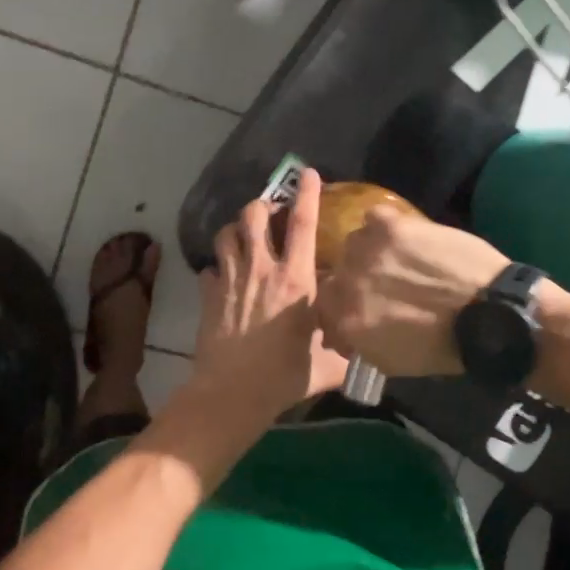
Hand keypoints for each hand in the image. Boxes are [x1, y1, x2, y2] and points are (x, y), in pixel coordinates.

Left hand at [184, 169, 341, 424]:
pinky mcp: (208, 295)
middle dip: (263, 206)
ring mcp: (231, 279)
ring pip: (227, 233)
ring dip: (237, 228)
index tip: (308, 174)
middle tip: (272, 214)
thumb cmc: (284, 377)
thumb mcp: (326, 365)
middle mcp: (261, 269)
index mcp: (296, 279)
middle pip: (254, 215)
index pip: (303, 223)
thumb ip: (345, 350)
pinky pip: (210, 266)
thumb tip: (361, 346)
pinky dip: (219, 265)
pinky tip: (226, 276)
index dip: (306, 193)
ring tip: (246, 236)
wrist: (231, 395)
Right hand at [317, 206, 510, 376]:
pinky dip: (385, 227)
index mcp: (345, 320)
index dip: (341, 305)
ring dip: (369, 252)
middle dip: (354, 279)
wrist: (492, 312)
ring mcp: (367, 250)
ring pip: (354, 243)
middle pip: (337, 272)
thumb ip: (358, 344)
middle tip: (381, 283)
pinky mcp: (392, 225)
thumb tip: (344, 333)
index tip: (358, 306)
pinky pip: (374, 218)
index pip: (324, 305)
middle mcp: (347, 282)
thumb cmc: (444, 347)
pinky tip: (404, 236)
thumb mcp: (390, 362)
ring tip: (395, 258)